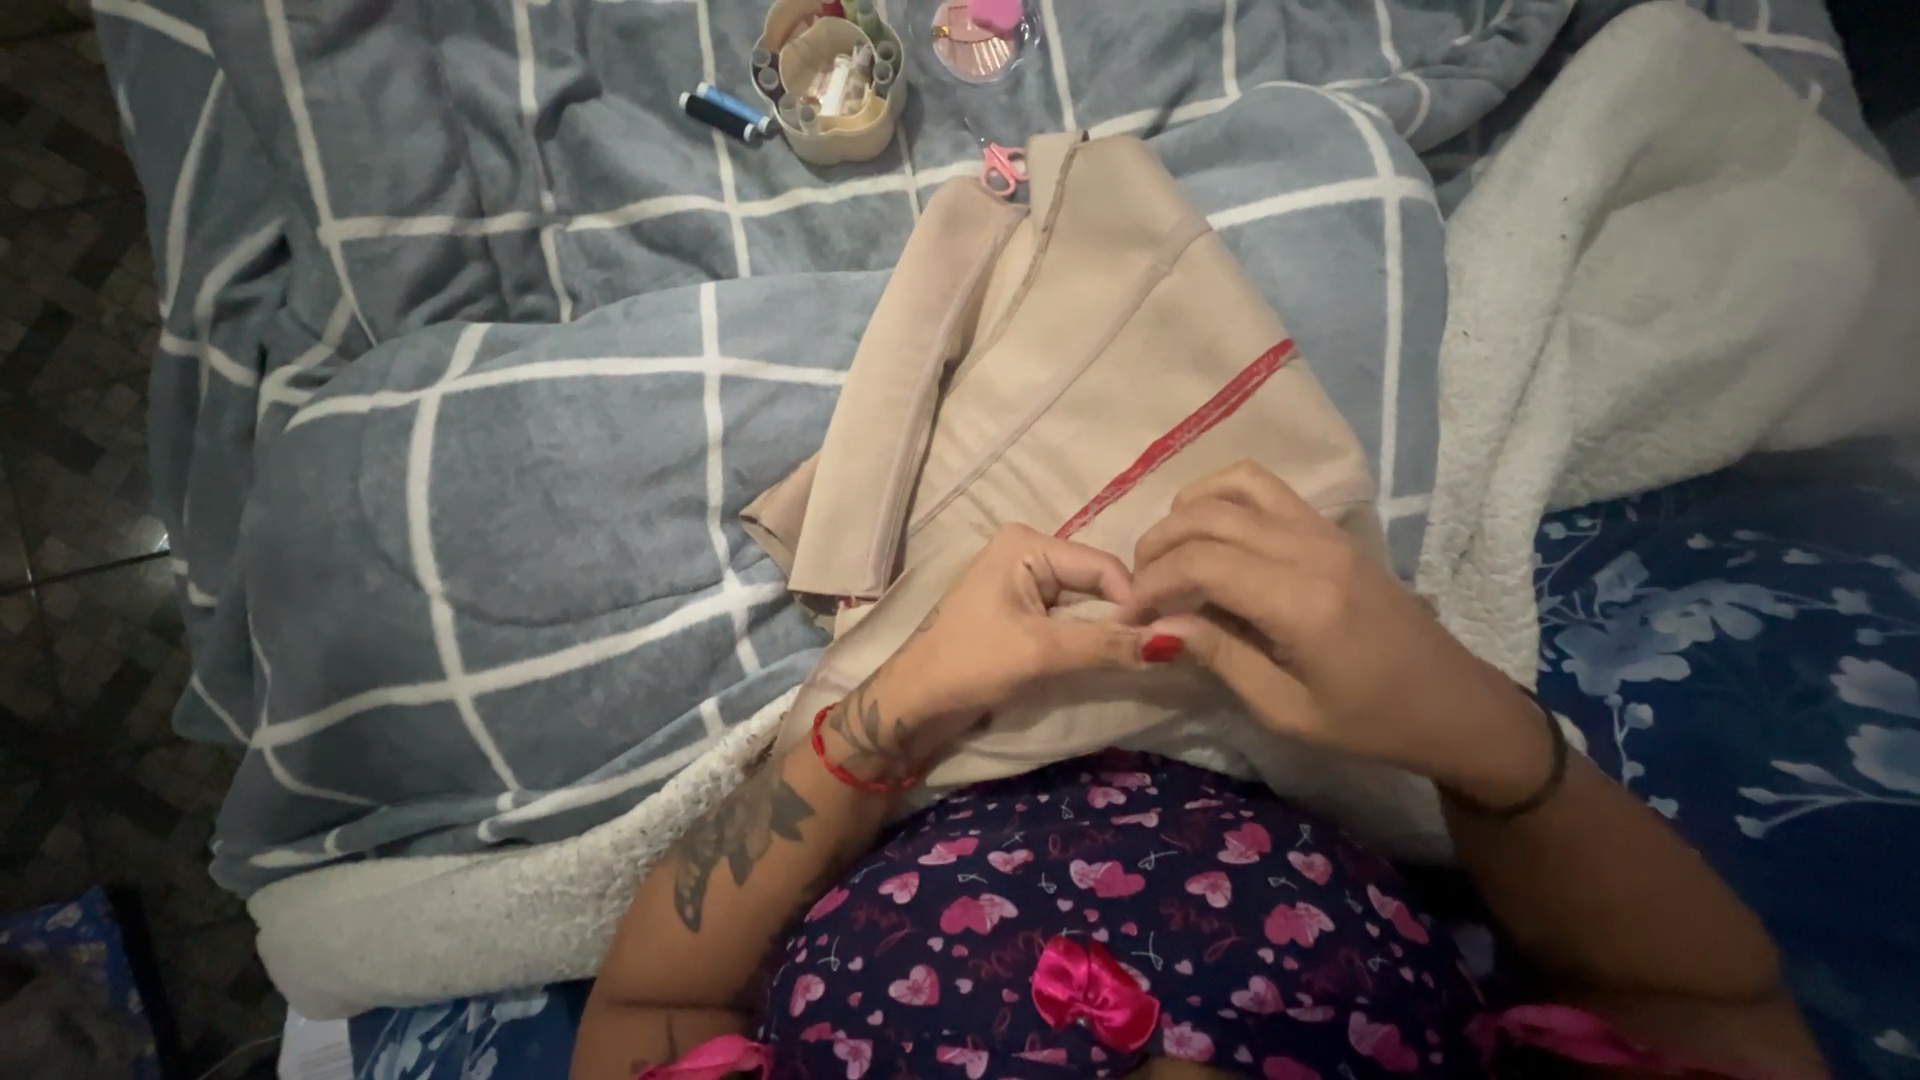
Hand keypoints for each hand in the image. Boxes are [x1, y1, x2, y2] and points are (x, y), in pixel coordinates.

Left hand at [823, 524, 1169, 780]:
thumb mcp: (1042, 652)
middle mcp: (1027, 551)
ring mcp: (1024, 581)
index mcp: (1026, 543)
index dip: (1134, 602)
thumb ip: (1107, 644)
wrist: (915, 704)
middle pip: (1097, 581)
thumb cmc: (970, 665)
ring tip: (1137, 658)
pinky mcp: (1022, 611)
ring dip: (1109, 630)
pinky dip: (1090, 639)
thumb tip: (1177, 642)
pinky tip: (1109, 658)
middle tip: (1157, 653)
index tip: (1160, 643)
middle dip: (1124, 616)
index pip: (1103, 566)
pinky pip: (1070, 618)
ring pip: (1087, 603)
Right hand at [1119, 462, 1553, 805]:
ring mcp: (1323, 529)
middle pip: (1205, 517)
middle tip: (1140, 592)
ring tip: (1167, 559)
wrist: (1453, 705)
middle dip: (1156, 549)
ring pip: (1230, 487)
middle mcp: (1311, 549)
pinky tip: (1206, 534)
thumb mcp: (1284, 710)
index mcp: (1302, 601)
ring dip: (1183, 515)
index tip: (1131, 617)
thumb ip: (1216, 656)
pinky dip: (1218, 497)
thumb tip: (1153, 625)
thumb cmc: (1370, 722)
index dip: (1151, 584)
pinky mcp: (1329, 527)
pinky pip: (1261, 486)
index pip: (1200, 562)